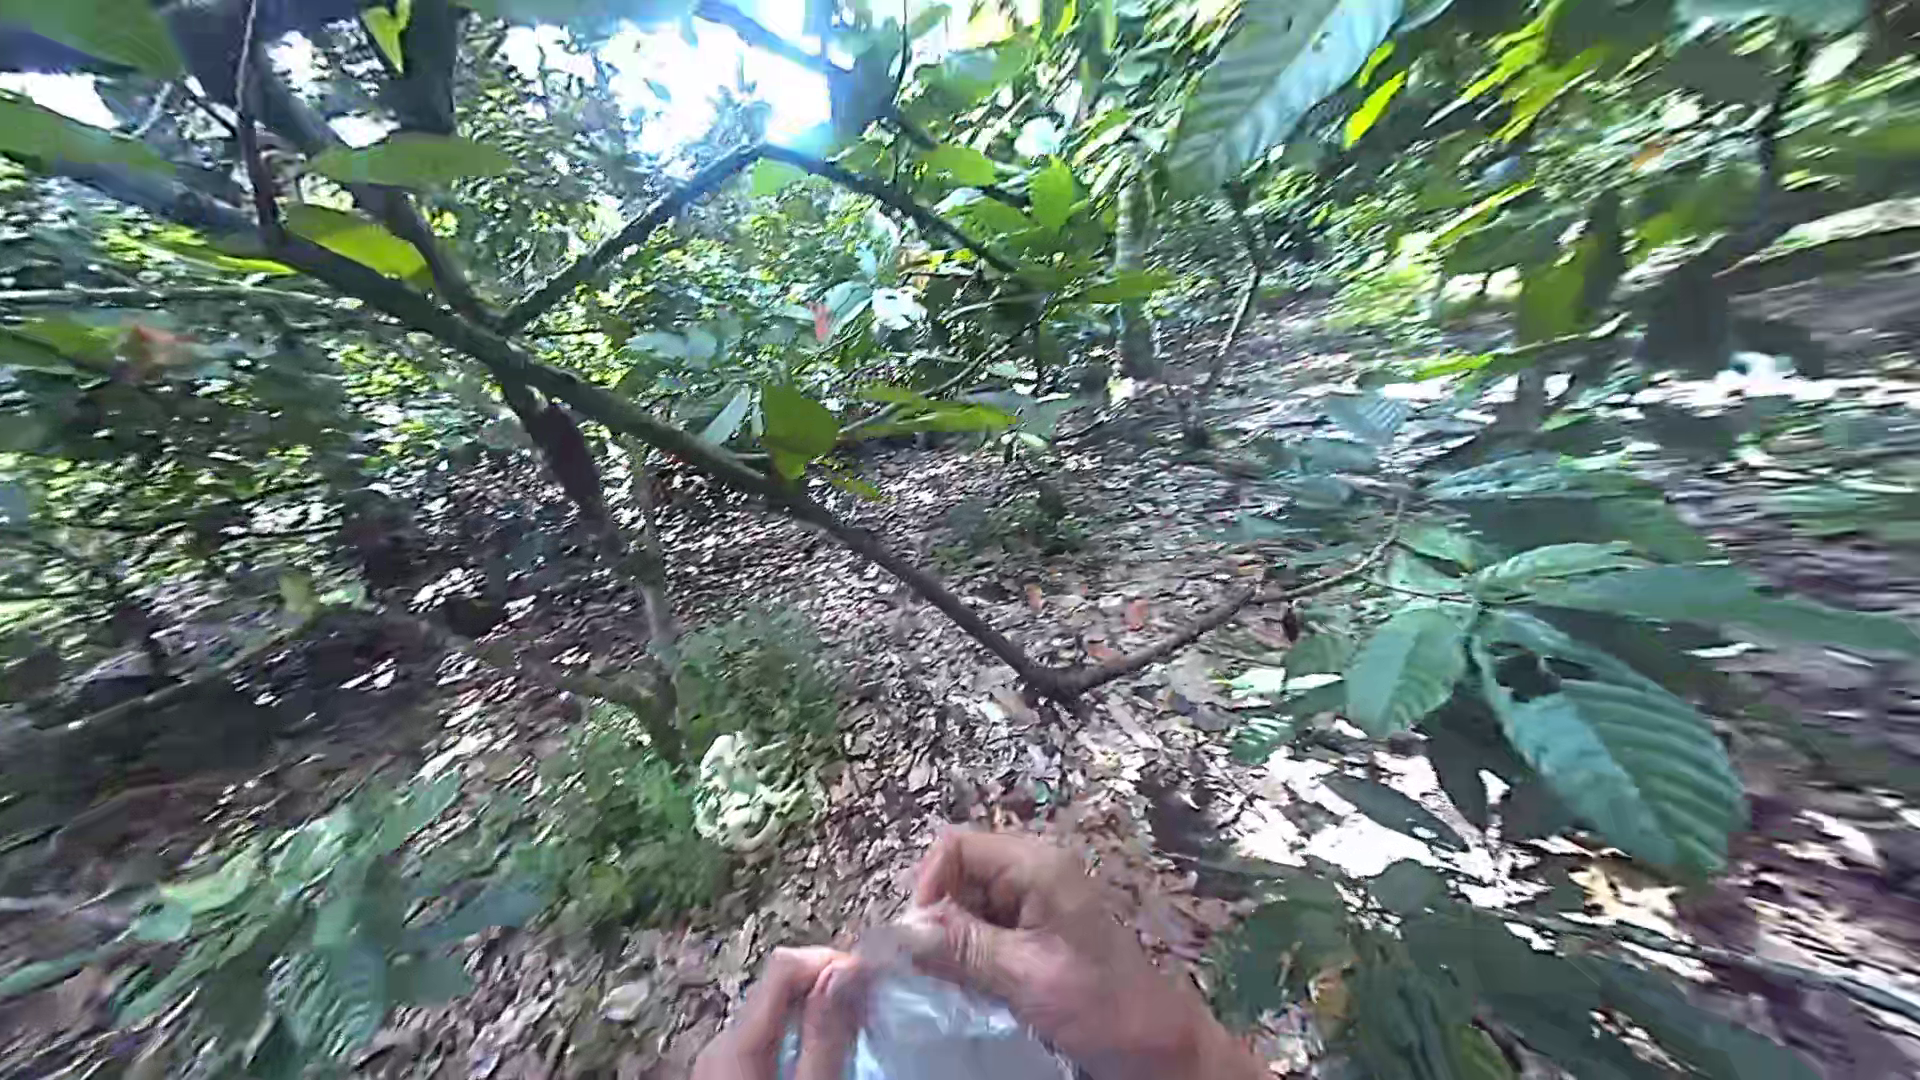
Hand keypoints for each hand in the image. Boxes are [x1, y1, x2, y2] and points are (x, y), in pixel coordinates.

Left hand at [693, 947, 865, 1079]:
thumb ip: (824, 1037)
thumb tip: (845, 968)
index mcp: (733, 1042)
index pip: (784, 963)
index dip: (829, 959)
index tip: (869, 980)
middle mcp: (720, 1041)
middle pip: (780, 982)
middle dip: (827, 982)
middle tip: (868, 1006)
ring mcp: (719, 1060)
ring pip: (776, 1006)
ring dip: (816, 1006)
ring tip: (852, 1028)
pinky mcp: (726, 1075)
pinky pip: (768, 1032)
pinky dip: (799, 1030)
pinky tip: (821, 1051)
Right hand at [900, 830, 1265, 1079]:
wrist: (1158, 1047)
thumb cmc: (1100, 1005)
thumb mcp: (1025, 977)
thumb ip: (963, 948)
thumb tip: (901, 929)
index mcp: (1034, 861)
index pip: (955, 846)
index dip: (929, 885)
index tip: (920, 940)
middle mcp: (1030, 865)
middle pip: (959, 871)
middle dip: (941, 916)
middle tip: (937, 970)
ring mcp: (1034, 892)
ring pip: (968, 899)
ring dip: (955, 938)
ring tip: (961, 981)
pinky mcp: (1034, 919)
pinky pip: (985, 921)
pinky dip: (972, 949)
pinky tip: (979, 983)